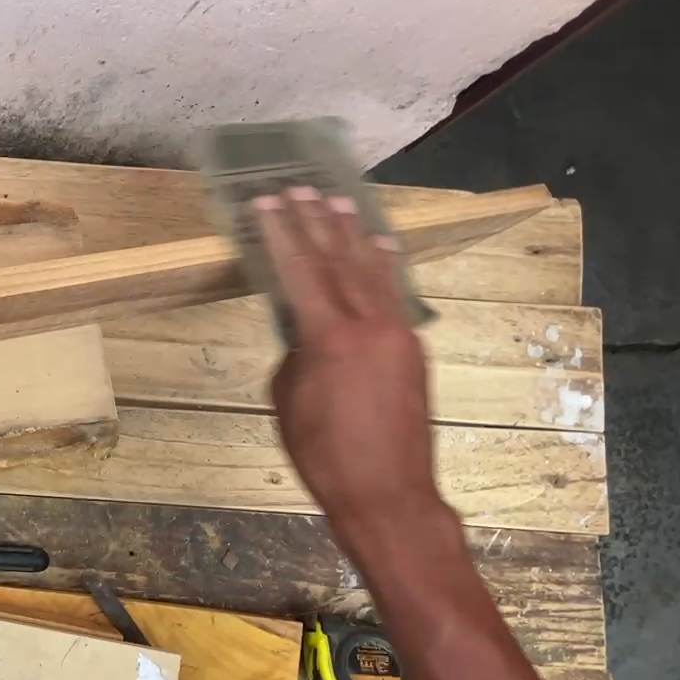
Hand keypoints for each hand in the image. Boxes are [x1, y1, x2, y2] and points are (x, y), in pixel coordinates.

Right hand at [255, 187, 447, 544]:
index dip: (281, 234)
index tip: (267, 202)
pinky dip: (384, 266)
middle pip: (339, 261)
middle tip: (300, 188)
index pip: (300, 272)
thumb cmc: (322, 453)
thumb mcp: (289, 398)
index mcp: (330, 338)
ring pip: (374, 272)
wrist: (387, 490)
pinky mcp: (411, 349)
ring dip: (354, 235)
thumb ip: (297, 354)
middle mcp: (369, 325)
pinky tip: (381, 248)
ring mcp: (397, 334)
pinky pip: (394, 294)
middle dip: (317, 222)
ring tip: (340, 201)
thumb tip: (306, 333)